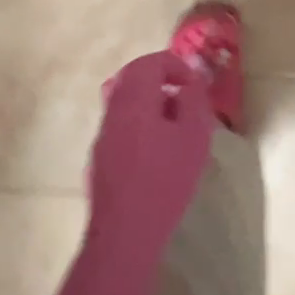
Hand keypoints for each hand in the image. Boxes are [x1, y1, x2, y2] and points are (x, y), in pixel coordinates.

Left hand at [40, 52, 216, 294]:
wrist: (124, 232)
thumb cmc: (164, 180)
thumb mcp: (193, 137)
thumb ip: (193, 101)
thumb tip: (190, 83)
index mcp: (134, 99)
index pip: (151, 62)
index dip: (176, 66)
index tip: (194, 85)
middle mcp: (112, 109)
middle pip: (132, 77)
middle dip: (160, 79)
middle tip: (185, 96)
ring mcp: (102, 134)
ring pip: (124, 100)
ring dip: (150, 101)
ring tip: (175, 124)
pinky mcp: (99, 156)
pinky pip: (120, 123)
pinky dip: (140, 121)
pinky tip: (156, 149)